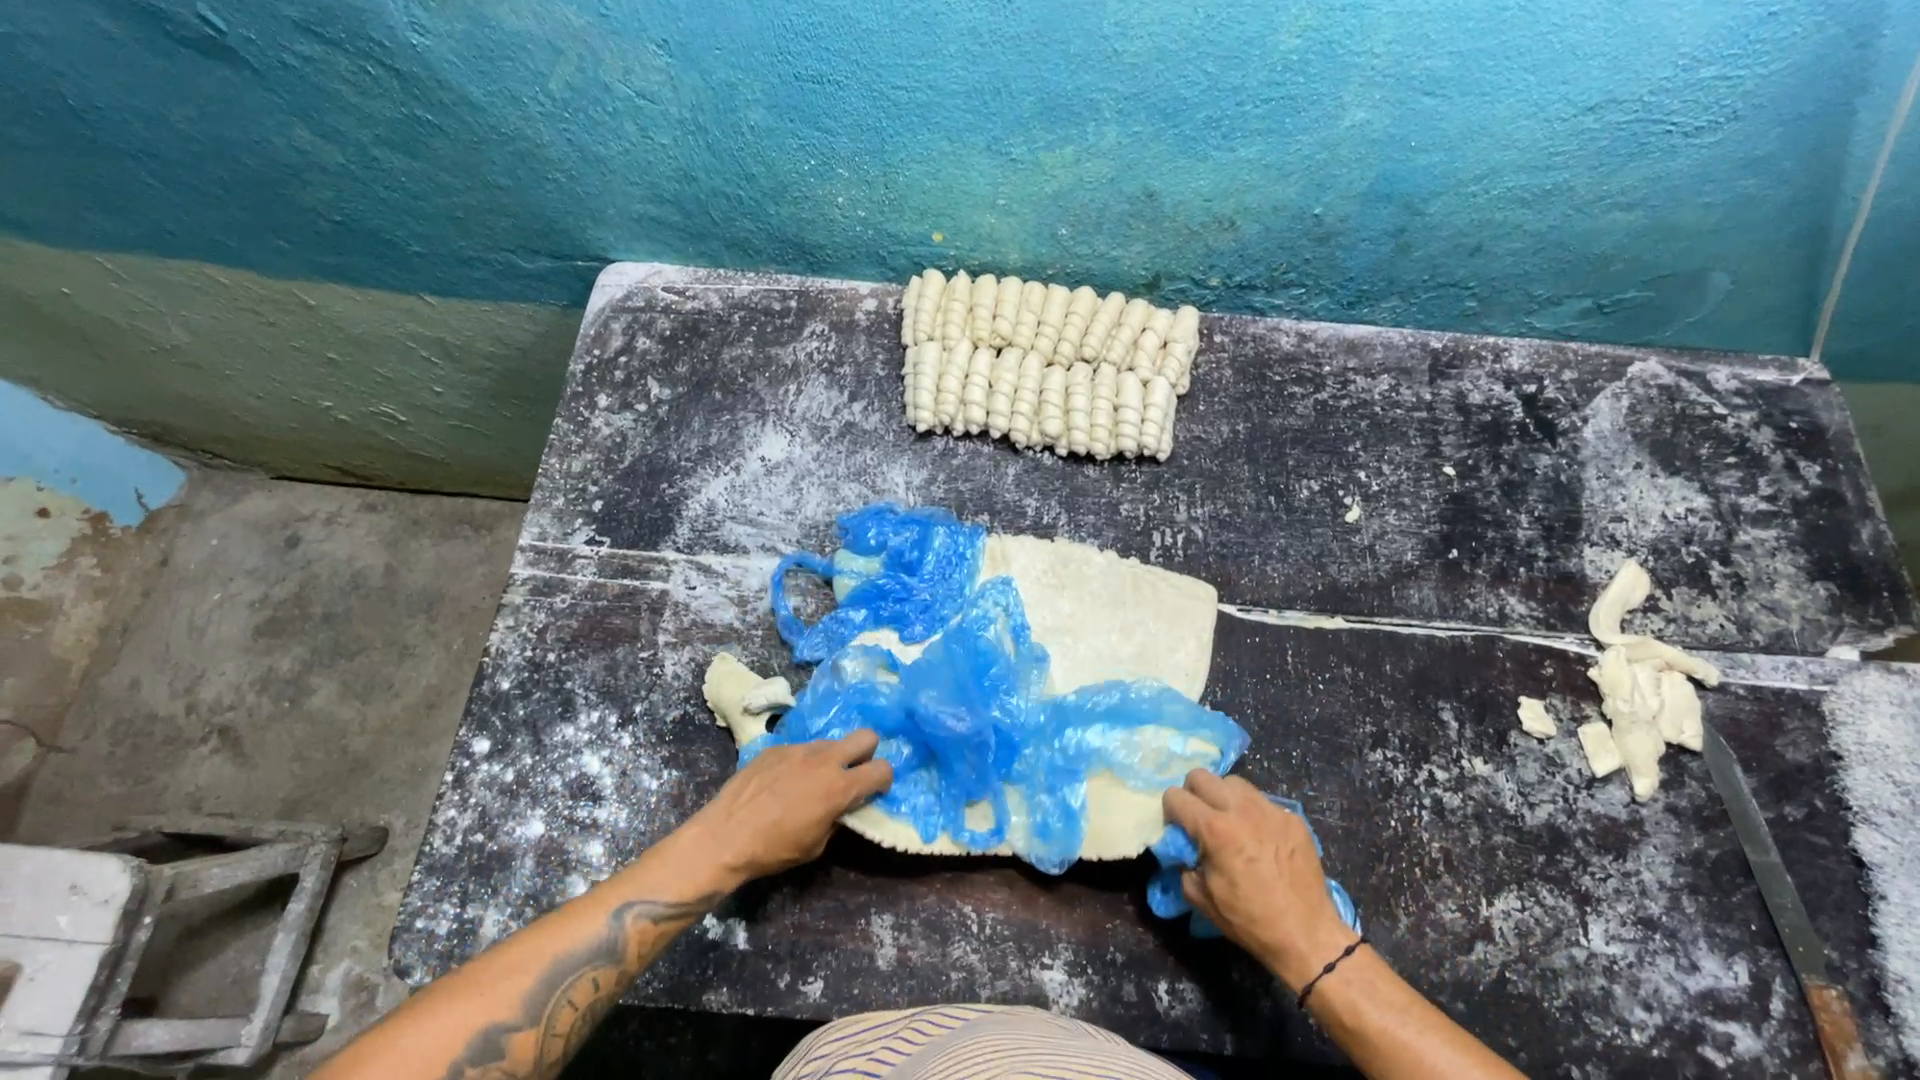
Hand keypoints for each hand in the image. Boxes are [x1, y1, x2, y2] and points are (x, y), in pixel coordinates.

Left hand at [676, 730, 892, 886]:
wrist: (724, 836)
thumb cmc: (774, 849)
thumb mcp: (816, 845)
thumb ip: (837, 818)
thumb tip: (842, 807)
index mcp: (839, 787)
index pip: (883, 769)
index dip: (883, 780)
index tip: (873, 791)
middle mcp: (824, 760)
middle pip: (866, 736)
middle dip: (866, 754)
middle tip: (852, 774)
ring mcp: (798, 749)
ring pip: (830, 743)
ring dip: (831, 759)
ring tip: (811, 782)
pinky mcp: (775, 748)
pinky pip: (800, 749)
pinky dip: (800, 763)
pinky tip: (782, 783)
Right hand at [1163, 770, 1355, 990]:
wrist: (1307, 934)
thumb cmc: (1250, 920)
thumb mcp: (1201, 898)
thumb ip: (1183, 865)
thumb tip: (1183, 850)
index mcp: (1215, 830)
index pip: (1175, 796)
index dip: (1170, 811)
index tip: (1178, 829)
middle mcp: (1241, 810)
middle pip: (1201, 775)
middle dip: (1193, 794)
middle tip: (1200, 820)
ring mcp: (1270, 810)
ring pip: (1234, 782)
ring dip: (1224, 797)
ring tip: (1231, 823)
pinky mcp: (1292, 817)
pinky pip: (1262, 801)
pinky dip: (1253, 813)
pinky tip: (1261, 838)